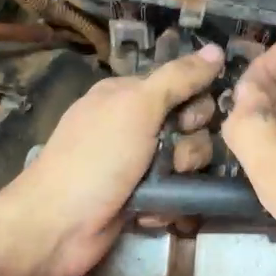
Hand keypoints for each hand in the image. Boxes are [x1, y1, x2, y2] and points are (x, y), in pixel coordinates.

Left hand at [0, 45, 223, 275]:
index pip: (181, 86)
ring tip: (162, 188)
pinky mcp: (140, 196)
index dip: (195, 103)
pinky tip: (151, 209)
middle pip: (190, 126)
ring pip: (186, 161)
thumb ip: (178, 78)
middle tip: (175, 159)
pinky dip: (168, 202)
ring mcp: (136, 163)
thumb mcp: (137, 107)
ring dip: (180, 177)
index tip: (188, 120)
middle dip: (191, 145)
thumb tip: (217, 48)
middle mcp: (132, 125)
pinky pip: (175, 192)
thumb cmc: (96, 159)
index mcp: (126, 95)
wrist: (58, 227)